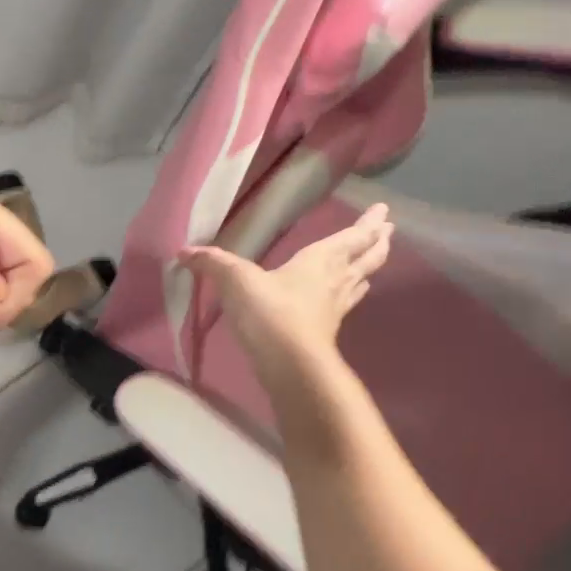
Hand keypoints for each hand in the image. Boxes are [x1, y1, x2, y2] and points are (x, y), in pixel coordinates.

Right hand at [178, 203, 393, 389]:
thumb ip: (213, 264)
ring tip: (372, 260)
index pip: (354, 236)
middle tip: (386, 230)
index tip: (383, 211)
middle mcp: (336, 278)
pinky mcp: (328, 327)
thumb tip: (184, 251)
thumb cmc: (268, 311)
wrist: (288, 359)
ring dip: (369, 267)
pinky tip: (345, 297)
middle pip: (368, 256)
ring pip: (363, 279)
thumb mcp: (236, 281)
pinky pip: (347, 303)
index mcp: (322, 260)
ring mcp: (336, 305)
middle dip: (378, 241)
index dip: (370, 222)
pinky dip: (351, 294)